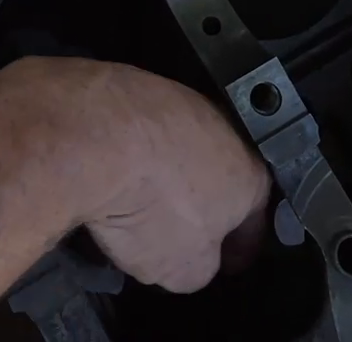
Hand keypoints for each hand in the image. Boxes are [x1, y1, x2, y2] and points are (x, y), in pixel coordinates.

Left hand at [0, 58, 269, 292]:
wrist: (96, 132)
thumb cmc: (152, 202)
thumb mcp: (184, 269)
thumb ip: (201, 265)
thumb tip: (195, 255)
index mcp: (250, 175)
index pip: (255, 220)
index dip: (240, 247)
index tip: (224, 261)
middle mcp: (224, 127)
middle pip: (216, 174)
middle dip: (198, 201)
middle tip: (174, 228)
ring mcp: (180, 100)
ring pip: (179, 146)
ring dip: (163, 171)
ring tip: (134, 199)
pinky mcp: (138, 83)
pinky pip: (141, 126)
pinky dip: (131, 147)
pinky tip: (110, 168)